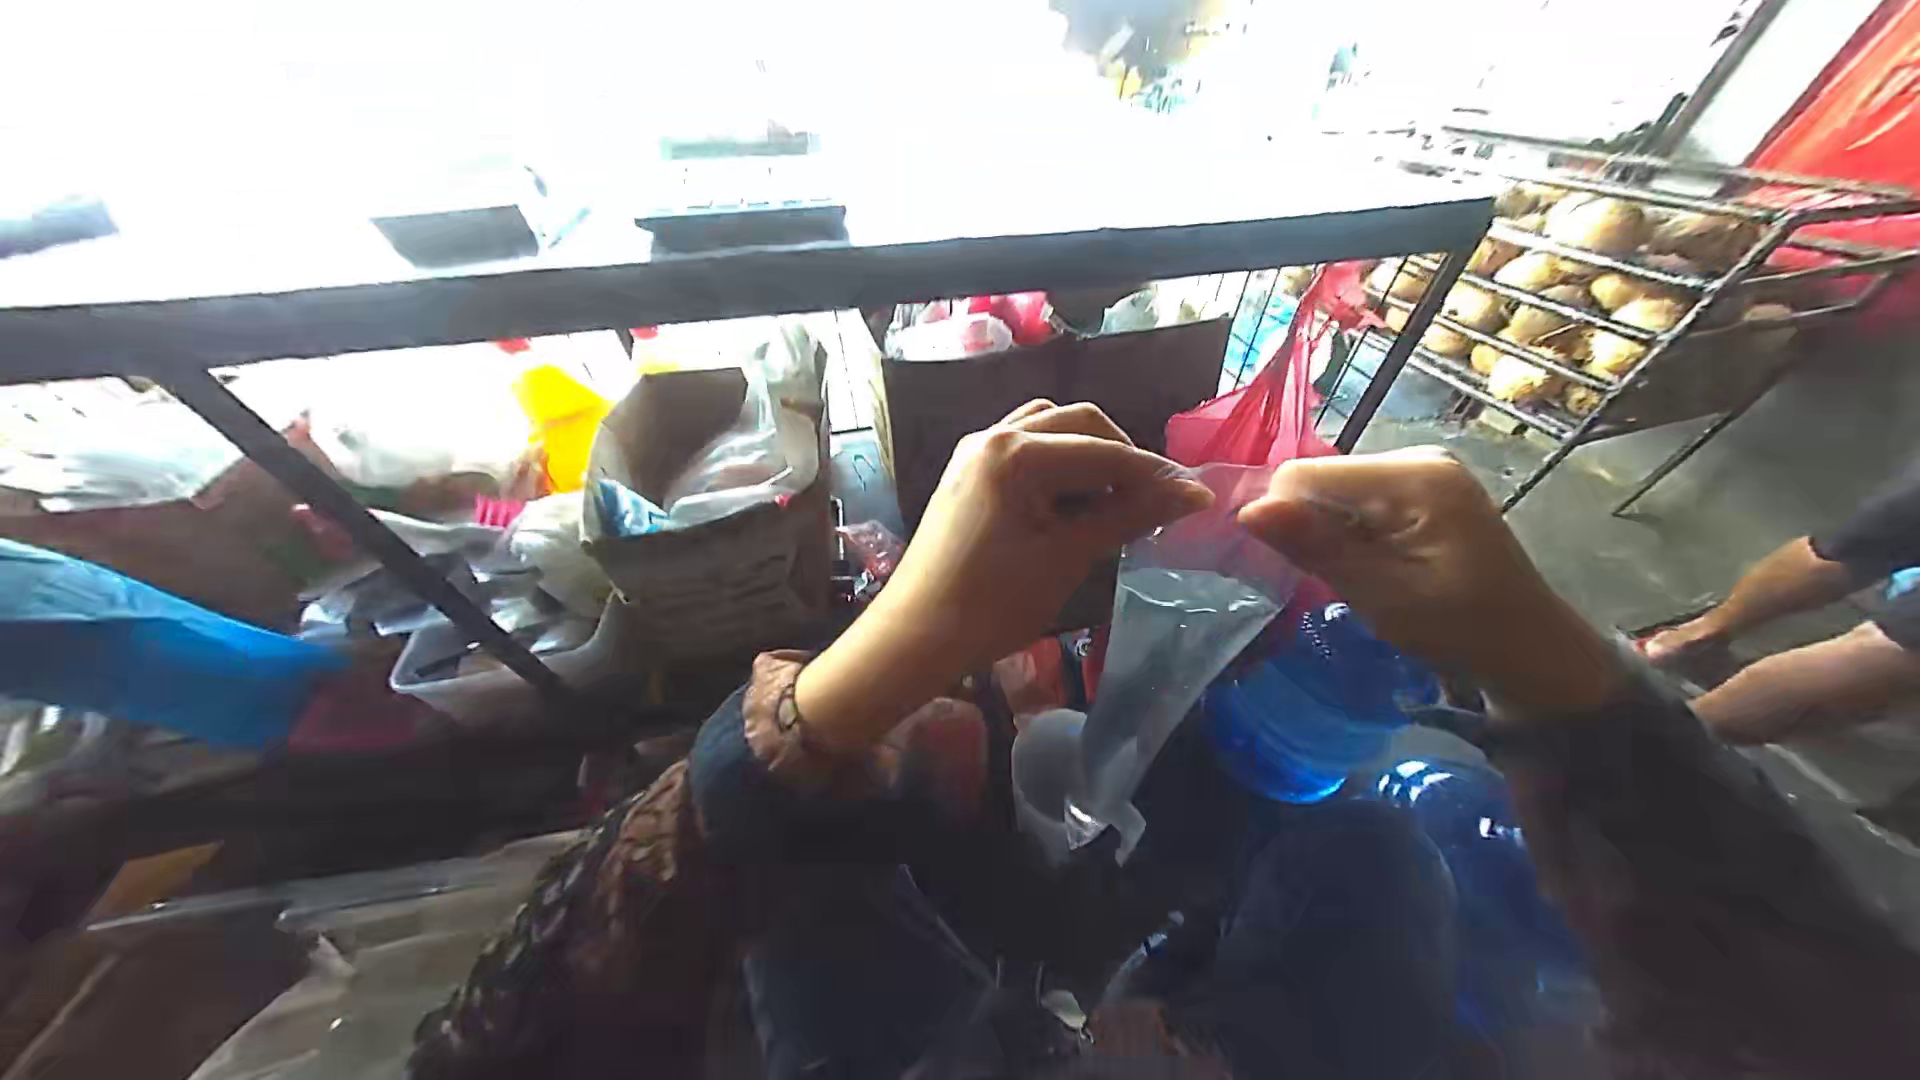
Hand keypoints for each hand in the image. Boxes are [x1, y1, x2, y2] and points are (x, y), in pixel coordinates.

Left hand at [799, 401, 1211, 749]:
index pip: (1105, 452)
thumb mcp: (1067, 558)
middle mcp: (994, 435)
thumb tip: (1190, 495)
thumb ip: (1128, 516)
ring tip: (1107, 502)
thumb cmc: (991, 604)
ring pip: (1050, 430)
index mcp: (1017, 453)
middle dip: (1121, 458)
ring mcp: (976, 450)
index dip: (1155, 476)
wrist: (916, 635)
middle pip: (1080, 423)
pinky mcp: (967, 471)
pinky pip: (1023, 449)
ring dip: (1088, 456)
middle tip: (1147, 503)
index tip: (1196, 498)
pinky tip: (1067, 501)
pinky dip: (1055, 465)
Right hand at [1238, 447, 1621, 712]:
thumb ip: (1315, 546)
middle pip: (1315, 478)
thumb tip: (1247, 511)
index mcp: (1411, 476)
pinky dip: (1342, 530)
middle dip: (1306, 525)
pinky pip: (1349, 498)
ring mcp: (1416, 469)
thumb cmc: (1457, 627)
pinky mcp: (1415, 487)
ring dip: (1323, 531)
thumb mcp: (1379, 593)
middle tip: (1335, 574)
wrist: (1529, 649)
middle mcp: (1413, 457)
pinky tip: (1366, 558)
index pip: (1301, 474)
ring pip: (1327, 490)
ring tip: (1354, 569)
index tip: (1297, 564)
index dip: (1283, 516)